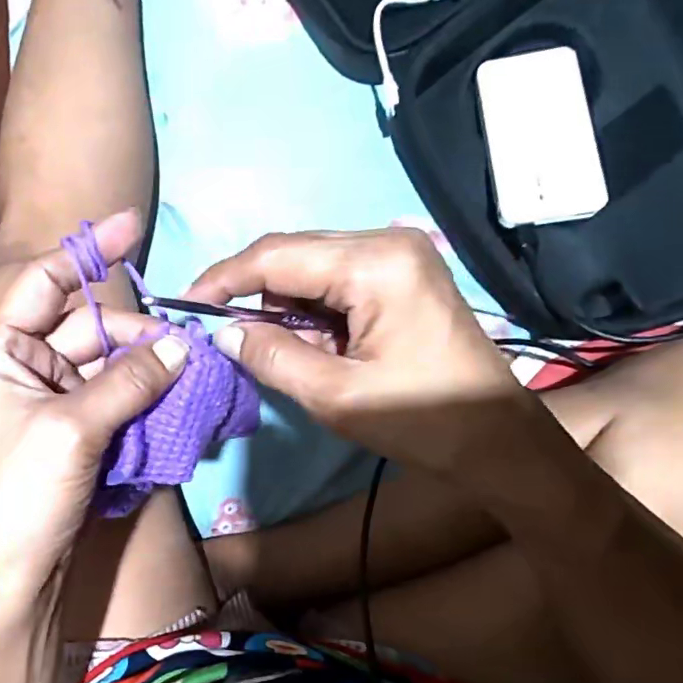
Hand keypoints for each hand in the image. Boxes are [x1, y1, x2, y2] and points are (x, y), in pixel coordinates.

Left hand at [0, 211, 189, 623]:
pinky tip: (169, 387)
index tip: (132, 226)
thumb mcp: (76, 428)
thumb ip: (129, 380)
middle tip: (181, 341)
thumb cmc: (26, 491)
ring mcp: (44, 392)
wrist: (18, 567)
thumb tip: (182, 344)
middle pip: (82, 322)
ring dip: (141, 361)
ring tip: (184, 368)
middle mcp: (16, 362)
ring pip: (100, 358)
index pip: (42, 281)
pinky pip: (107, 389)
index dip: (87, 250)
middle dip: (132, 329)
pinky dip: (137, 388)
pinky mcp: (68, 421)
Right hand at [185, 228, 529, 472]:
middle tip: (221, 332)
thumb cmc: (420, 421)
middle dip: (251, 292)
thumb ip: (272, 357)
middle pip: (292, 253)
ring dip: (283, 304)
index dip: (224, 279)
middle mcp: (387, 242)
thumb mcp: (334, 395)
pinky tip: (313, 344)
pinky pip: (335, 279)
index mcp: (375, 264)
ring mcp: (399, 255)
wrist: (497, 440)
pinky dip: (311, 310)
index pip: (276, 256)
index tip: (185, 304)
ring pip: (310, 266)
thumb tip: (223, 333)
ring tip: (280, 351)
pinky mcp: (402, 274)